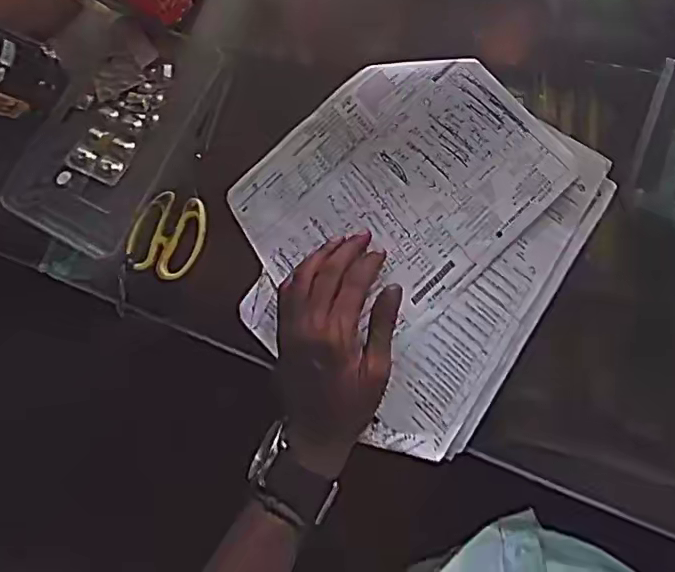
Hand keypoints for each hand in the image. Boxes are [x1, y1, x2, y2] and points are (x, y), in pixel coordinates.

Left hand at [277, 234, 401, 478]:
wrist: (313, 437)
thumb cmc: (349, 408)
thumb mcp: (377, 371)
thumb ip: (382, 326)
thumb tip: (391, 290)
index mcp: (335, 335)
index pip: (352, 284)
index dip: (367, 264)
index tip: (379, 253)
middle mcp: (309, 326)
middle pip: (327, 274)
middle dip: (346, 250)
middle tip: (361, 237)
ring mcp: (292, 328)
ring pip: (303, 278)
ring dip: (321, 255)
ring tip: (338, 242)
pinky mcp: (283, 333)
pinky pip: (286, 294)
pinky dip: (299, 274)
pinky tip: (311, 266)